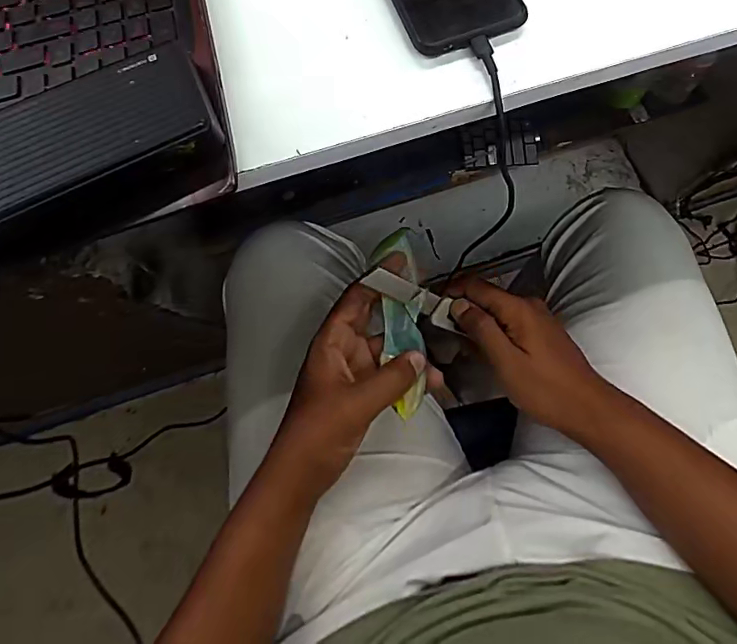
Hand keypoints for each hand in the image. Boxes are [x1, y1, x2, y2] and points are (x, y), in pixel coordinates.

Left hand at [264, 258, 434, 498]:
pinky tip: (429, 383)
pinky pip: (387, 374)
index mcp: (331, 341)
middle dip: (398, 308)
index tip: (400, 262)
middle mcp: (340, 350)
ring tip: (436, 352)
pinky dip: (405, 375)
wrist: (300, 473)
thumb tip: (419, 356)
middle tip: (426, 298)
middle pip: (372, 319)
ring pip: (384, 349)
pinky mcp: (359, 392)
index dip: (377, 278)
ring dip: (408, 350)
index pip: (356, 299)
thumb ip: (392, 377)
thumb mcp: (358, 402)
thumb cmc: (319, 431)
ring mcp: (350, 371)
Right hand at [445, 278, 617, 442]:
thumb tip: (459, 306)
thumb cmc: (547, 390)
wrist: (589, 409)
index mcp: (518, 308)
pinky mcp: (542, 330)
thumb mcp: (505, 361)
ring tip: (459, 339)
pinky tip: (485, 347)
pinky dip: (493, 327)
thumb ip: (480, 329)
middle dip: (462, 306)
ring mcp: (538, 317)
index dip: (451, 291)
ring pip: (497, 308)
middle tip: (442, 326)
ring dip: (477, 318)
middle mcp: (529, 305)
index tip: (432, 305)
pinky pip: (509, 319)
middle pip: (486, 294)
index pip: (475, 285)